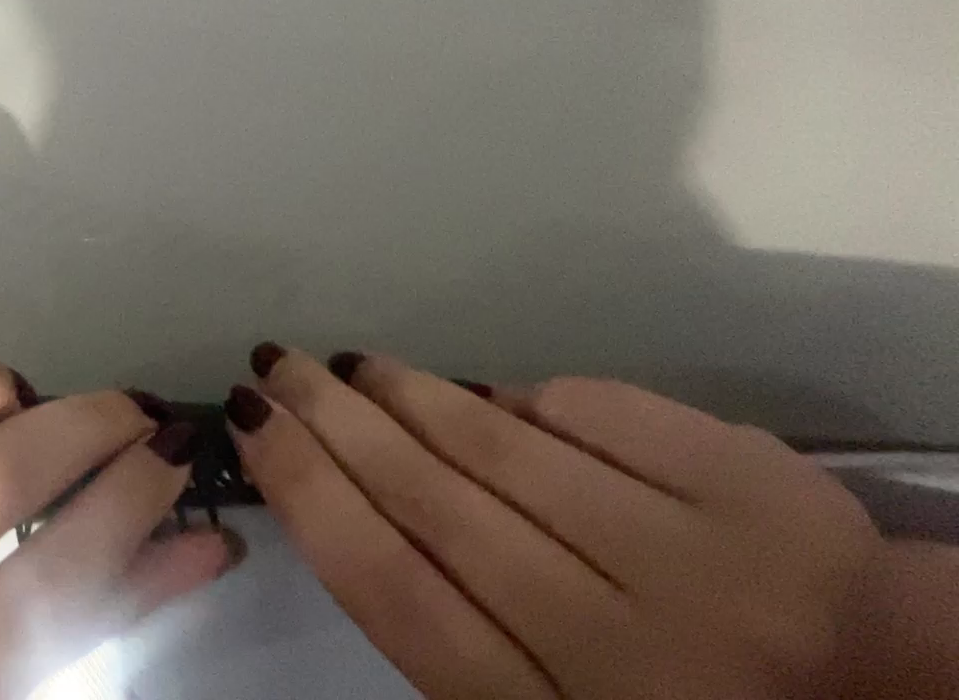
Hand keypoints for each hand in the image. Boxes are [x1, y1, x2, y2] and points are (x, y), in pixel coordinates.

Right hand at [225, 346, 932, 699]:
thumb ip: (455, 616)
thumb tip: (375, 477)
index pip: (390, 587)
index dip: (305, 489)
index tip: (251, 420)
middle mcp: (625, 661)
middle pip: (431, 507)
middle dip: (332, 419)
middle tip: (278, 362)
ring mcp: (710, 576)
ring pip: (503, 452)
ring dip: (410, 393)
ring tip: (356, 366)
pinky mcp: (773, 503)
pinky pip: (600, 414)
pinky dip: (530, 395)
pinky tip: (490, 393)